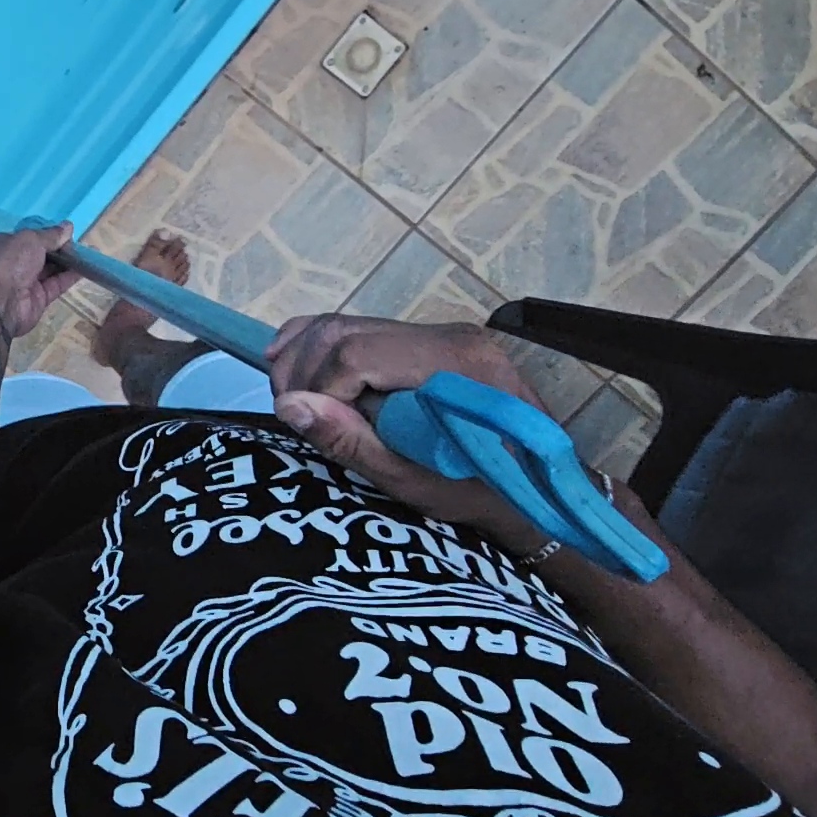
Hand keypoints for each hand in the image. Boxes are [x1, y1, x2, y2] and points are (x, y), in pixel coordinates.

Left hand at [0, 222, 79, 338]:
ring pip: (51, 269)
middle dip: (60, 248)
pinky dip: (70, 276)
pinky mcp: (38, 299)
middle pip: (41, 253)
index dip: (47, 234)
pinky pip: (57, 284)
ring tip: (88, 253)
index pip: (29, 237)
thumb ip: (51, 235)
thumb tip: (68, 227)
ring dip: (68, 261)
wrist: (1, 303)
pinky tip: (86, 268)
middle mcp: (14, 263)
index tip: (66, 232)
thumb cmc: (11, 263)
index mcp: (5, 245)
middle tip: (79, 243)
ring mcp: (26, 282)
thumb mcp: (30, 239)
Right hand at [264, 315, 548, 545]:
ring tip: (293, 399)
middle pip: (339, 334)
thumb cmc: (472, 490)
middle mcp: (445, 335)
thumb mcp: (407, 478)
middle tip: (293, 414)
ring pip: (338, 326)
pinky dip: (309, 342)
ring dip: (298, 360)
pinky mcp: (418, 338)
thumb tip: (288, 405)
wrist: (530, 483)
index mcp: (453, 367)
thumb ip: (348, 439)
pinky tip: (286, 361)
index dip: (317, 388)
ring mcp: (433, 332)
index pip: (355, 355)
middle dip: (299, 373)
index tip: (314, 426)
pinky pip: (350, 326)